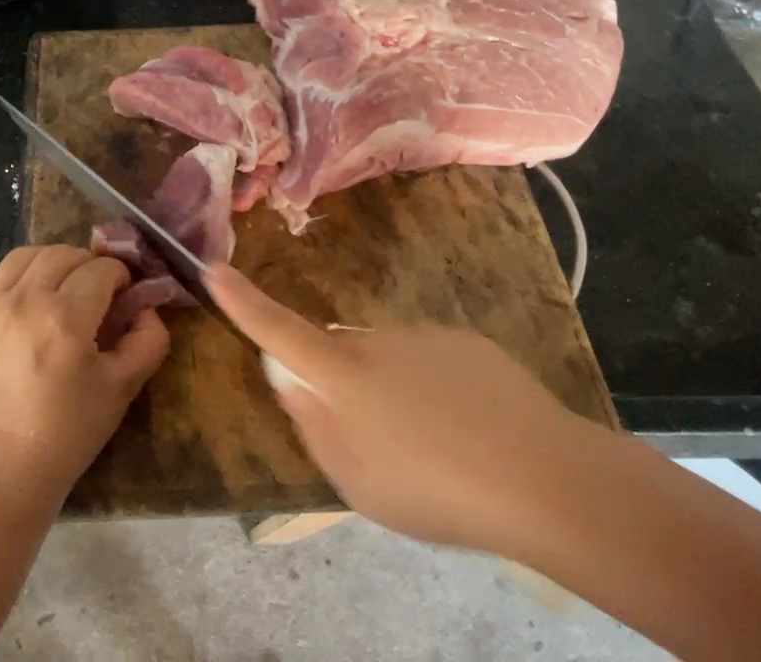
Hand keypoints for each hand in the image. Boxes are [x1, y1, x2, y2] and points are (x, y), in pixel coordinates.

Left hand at [0, 245, 170, 506]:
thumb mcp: (122, 389)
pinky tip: (34, 303)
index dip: (121, 277)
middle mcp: (24, 301)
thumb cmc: (68, 432)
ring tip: (64, 290)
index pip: (101, 269)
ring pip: (28, 255)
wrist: (1, 467)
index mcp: (65, 318)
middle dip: (89, 266)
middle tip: (99, 294)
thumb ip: (147, 341)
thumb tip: (148, 309)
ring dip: (54, 263)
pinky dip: (23, 277)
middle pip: (64, 254)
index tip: (126, 296)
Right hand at [206, 264, 608, 553]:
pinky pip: (429, 357)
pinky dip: (432, 385)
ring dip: (391, 387)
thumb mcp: (357, 484)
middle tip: (376, 440)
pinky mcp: (467, 341)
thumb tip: (287, 382)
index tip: (212, 267)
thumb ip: (313, 428)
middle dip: (341, 381)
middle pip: (338, 352)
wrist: (548, 480)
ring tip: (435, 445)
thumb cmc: (437, 492)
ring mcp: (426, 336)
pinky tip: (468, 428)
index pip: (278, 331)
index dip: (241, 302)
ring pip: (387, 356)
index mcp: (343, 377)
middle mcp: (378, 342)